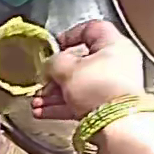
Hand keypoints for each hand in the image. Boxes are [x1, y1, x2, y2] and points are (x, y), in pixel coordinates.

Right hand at [32, 20, 146, 119]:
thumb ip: (54, 62)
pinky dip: (60, 107)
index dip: (70, 35)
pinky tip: (41, 113)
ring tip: (36, 103)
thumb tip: (50, 65)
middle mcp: (115, 64)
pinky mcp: (105, 107)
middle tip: (41, 83)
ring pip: (77, 86)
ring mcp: (111, 87)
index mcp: (113, 45)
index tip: (54, 47)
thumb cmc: (97, 88)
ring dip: (53, 95)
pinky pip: (79, 102)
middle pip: (80, 63)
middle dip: (55, 76)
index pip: (91, 29)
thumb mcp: (68, 69)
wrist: (117, 125)